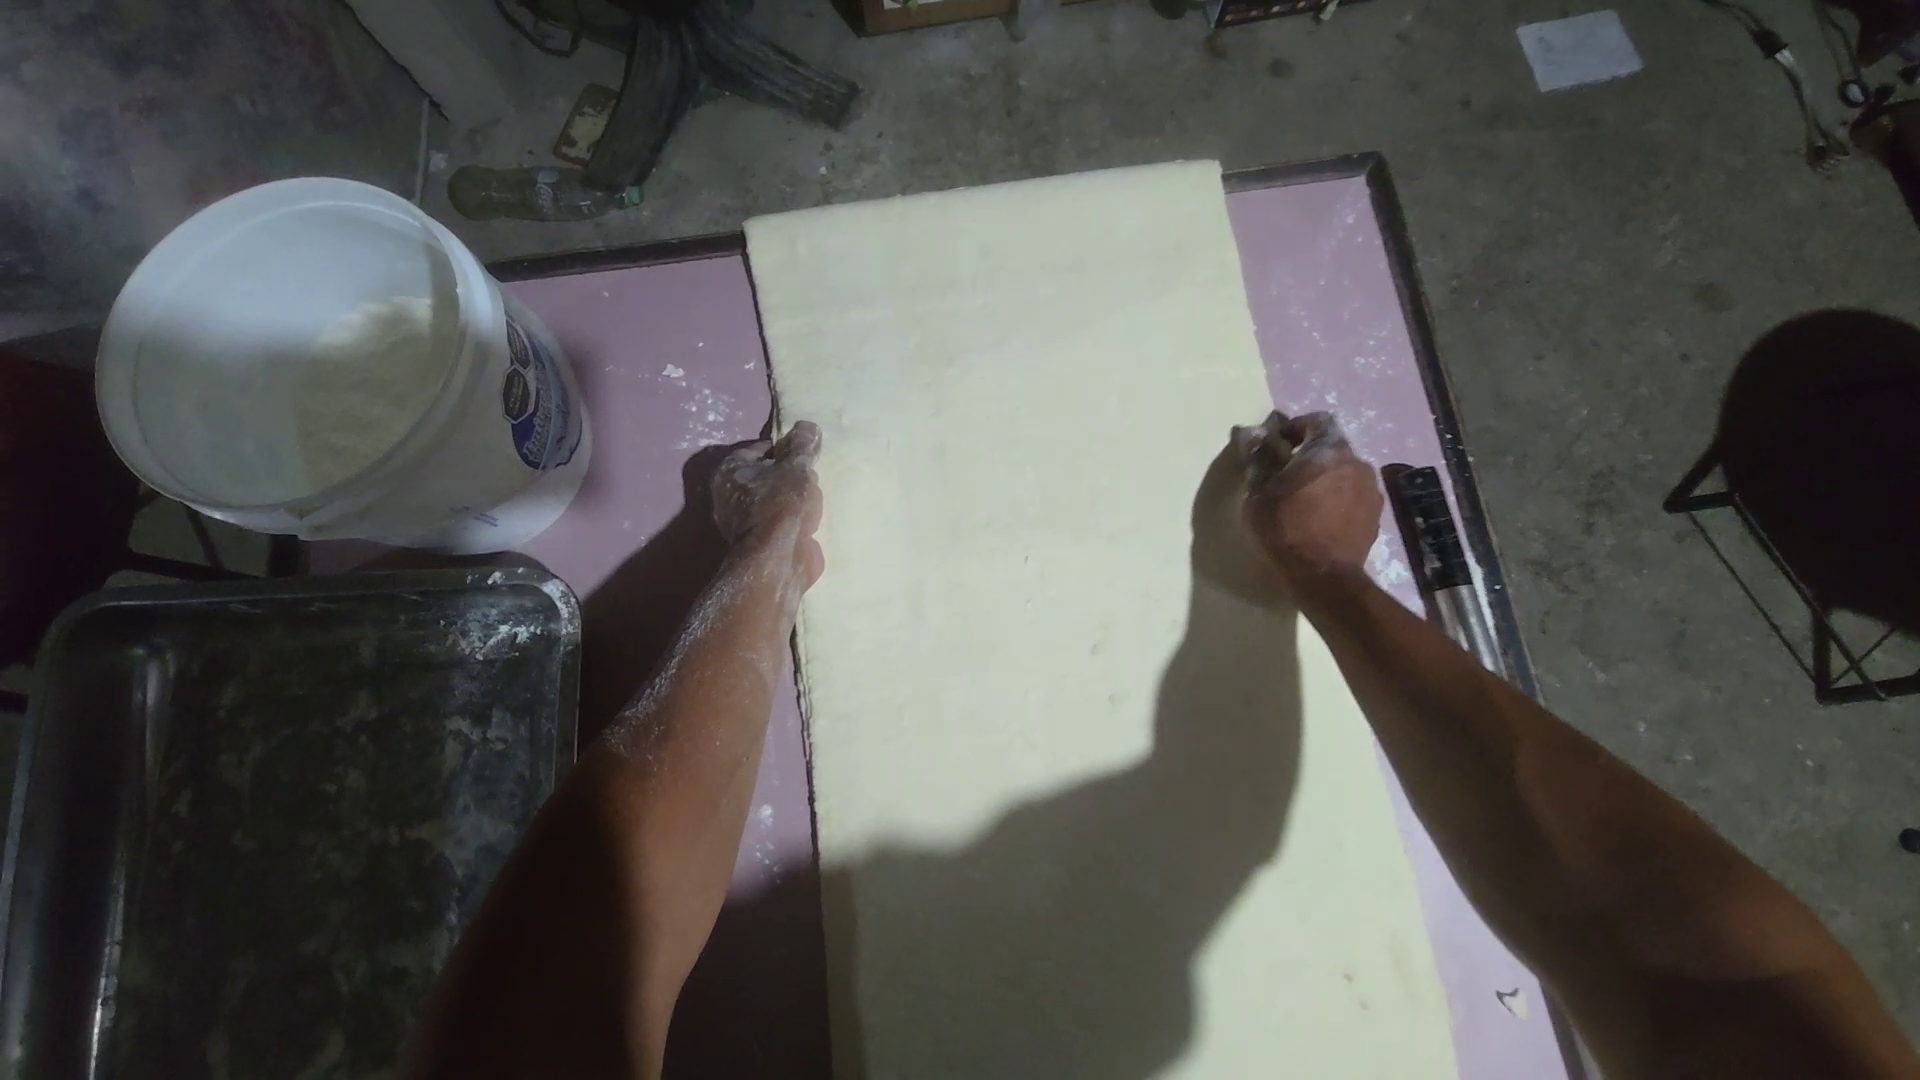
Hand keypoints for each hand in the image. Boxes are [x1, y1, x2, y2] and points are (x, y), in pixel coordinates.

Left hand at [712, 421, 824, 589]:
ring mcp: (742, 523)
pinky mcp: (760, 543)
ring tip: (815, 495)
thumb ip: (802, 446)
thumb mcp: (796, 467)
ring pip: (772, 500)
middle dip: (787, 473)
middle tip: (812, 473)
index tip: (805, 452)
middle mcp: (728, 496)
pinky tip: (811, 518)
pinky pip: (779, 522)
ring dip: (792, 498)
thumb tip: (807, 425)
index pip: (757, 449)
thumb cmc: (782, 504)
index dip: (783, 447)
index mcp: (729, 472)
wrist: (780, 558)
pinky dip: (793, 519)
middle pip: (763, 475)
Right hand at [1234, 411, 1381, 585]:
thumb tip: (1249, 431)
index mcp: (1328, 449)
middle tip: (1284, 475)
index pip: (1316, 420)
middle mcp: (1357, 462)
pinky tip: (1320, 519)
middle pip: (1331, 447)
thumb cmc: (1285, 528)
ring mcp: (1371, 489)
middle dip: (1309, 455)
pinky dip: (1337, 499)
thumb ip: (1257, 458)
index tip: (1276, 445)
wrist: (1323, 575)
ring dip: (1324, 478)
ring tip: (1302, 500)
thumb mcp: (1258, 493)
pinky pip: (1353, 495)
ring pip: (1344, 472)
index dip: (1295, 428)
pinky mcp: (1375, 515)